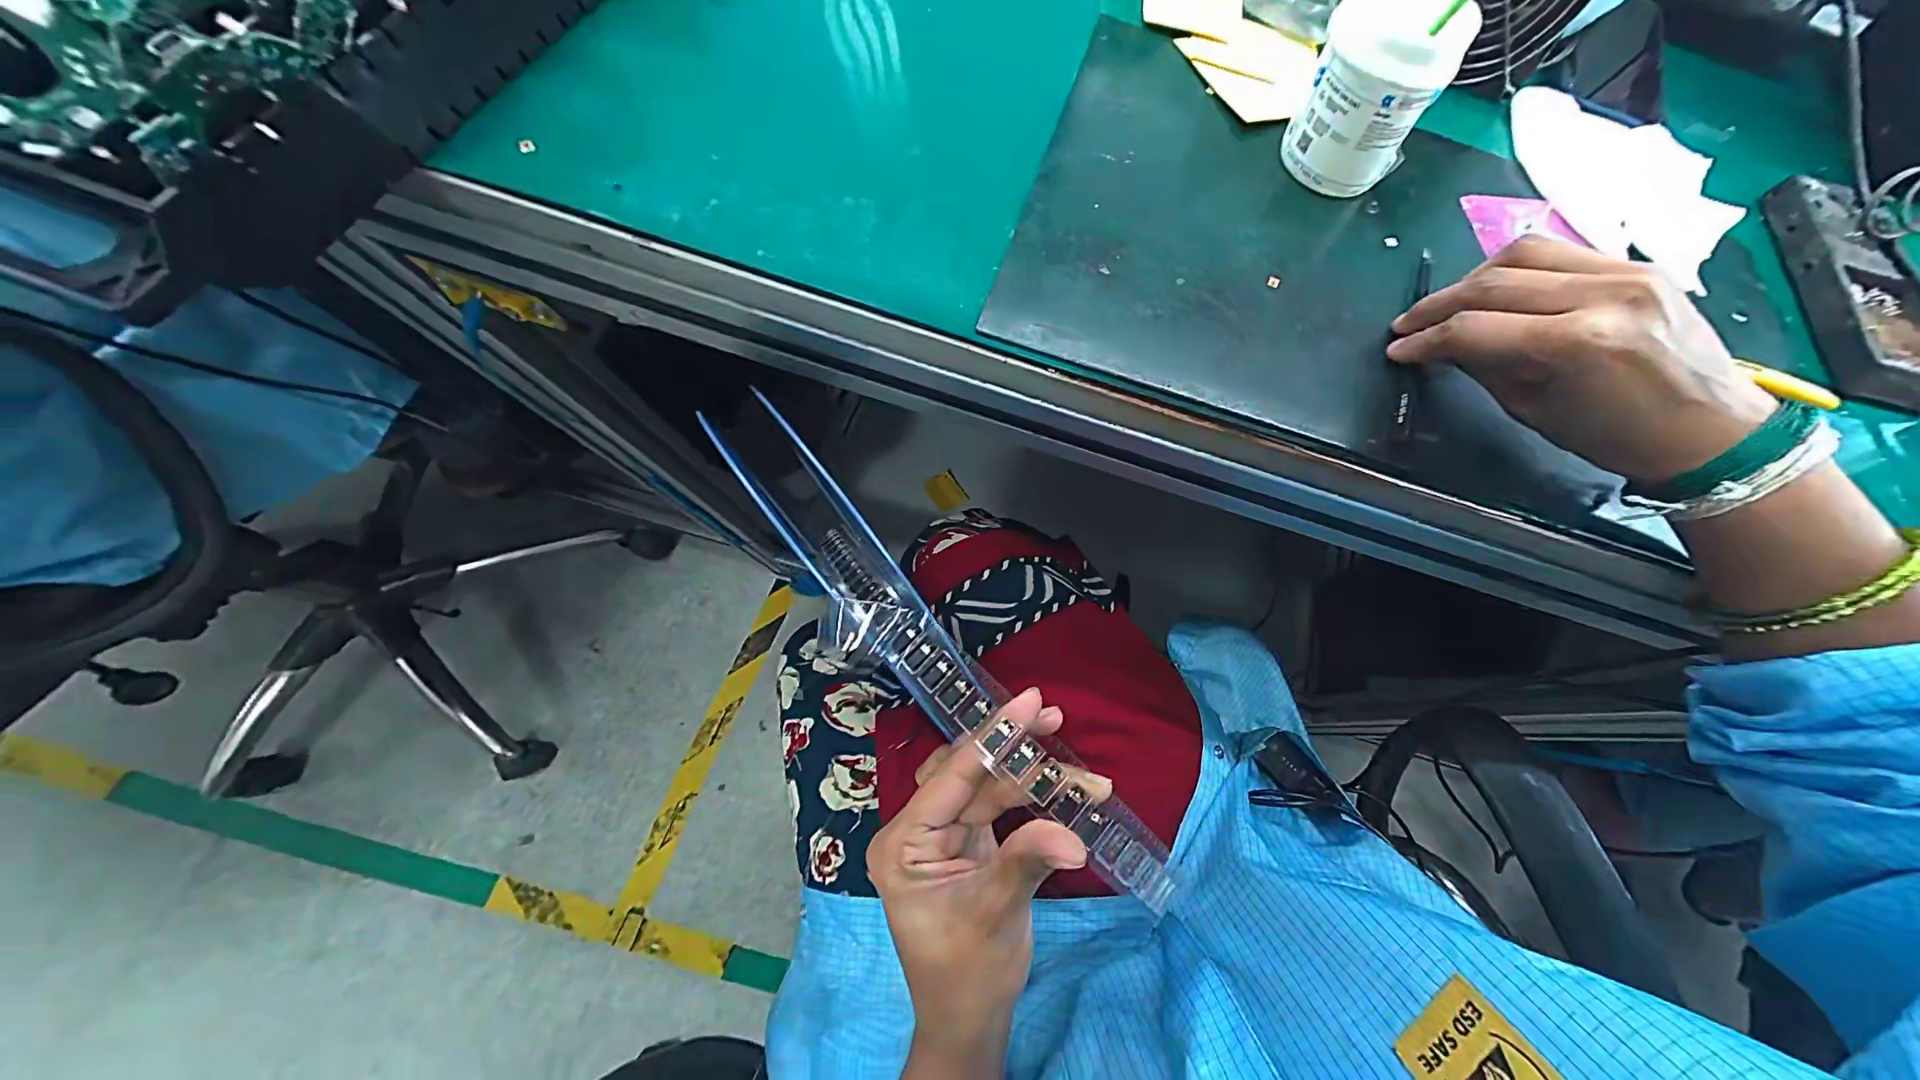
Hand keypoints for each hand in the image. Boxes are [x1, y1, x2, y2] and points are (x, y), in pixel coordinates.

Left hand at [870, 688, 1090, 1072]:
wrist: (971, 1018)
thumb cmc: (966, 973)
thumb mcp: (993, 915)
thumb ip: (1026, 863)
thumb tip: (1070, 834)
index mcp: (903, 842)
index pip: (951, 776)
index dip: (992, 736)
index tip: (1026, 701)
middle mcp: (919, 829)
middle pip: (969, 773)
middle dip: (1012, 746)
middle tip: (1050, 715)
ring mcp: (946, 834)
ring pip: (991, 788)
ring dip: (1035, 777)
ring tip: (1084, 773)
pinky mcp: (971, 843)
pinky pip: (1001, 809)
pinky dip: (1035, 800)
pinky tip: (1068, 791)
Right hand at [1387, 235, 1778, 484]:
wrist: (1711, 429)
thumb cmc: (1616, 435)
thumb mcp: (1533, 408)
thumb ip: (1485, 366)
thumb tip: (1440, 346)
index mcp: (1577, 343)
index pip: (1474, 327)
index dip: (1424, 338)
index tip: (1398, 349)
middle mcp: (1606, 295)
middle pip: (1494, 282)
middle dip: (1438, 304)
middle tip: (1408, 324)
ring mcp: (1629, 273)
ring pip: (1525, 252)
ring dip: (1473, 277)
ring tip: (1450, 304)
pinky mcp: (1640, 266)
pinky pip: (1561, 252)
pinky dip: (1516, 269)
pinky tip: (1496, 290)